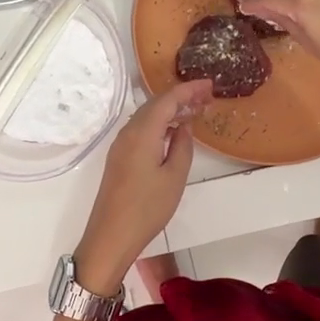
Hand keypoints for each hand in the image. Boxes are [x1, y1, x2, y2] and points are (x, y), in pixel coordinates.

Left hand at [73, 80, 211, 294]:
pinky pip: (141, 129)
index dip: (188, 90)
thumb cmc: (146, 208)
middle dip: (180, 97)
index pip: (167, 100)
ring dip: (169, 110)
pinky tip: (172, 131)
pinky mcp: (119, 157)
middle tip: (205, 95)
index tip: (209, 84)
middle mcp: (128, 132)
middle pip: (155, 104)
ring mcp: (121, 144)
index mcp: (142, 133)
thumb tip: (183, 127)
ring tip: (194, 110)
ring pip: (147, 116)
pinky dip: (159, 123)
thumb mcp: (174, 178)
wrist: (110, 236)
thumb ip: (181, 147)